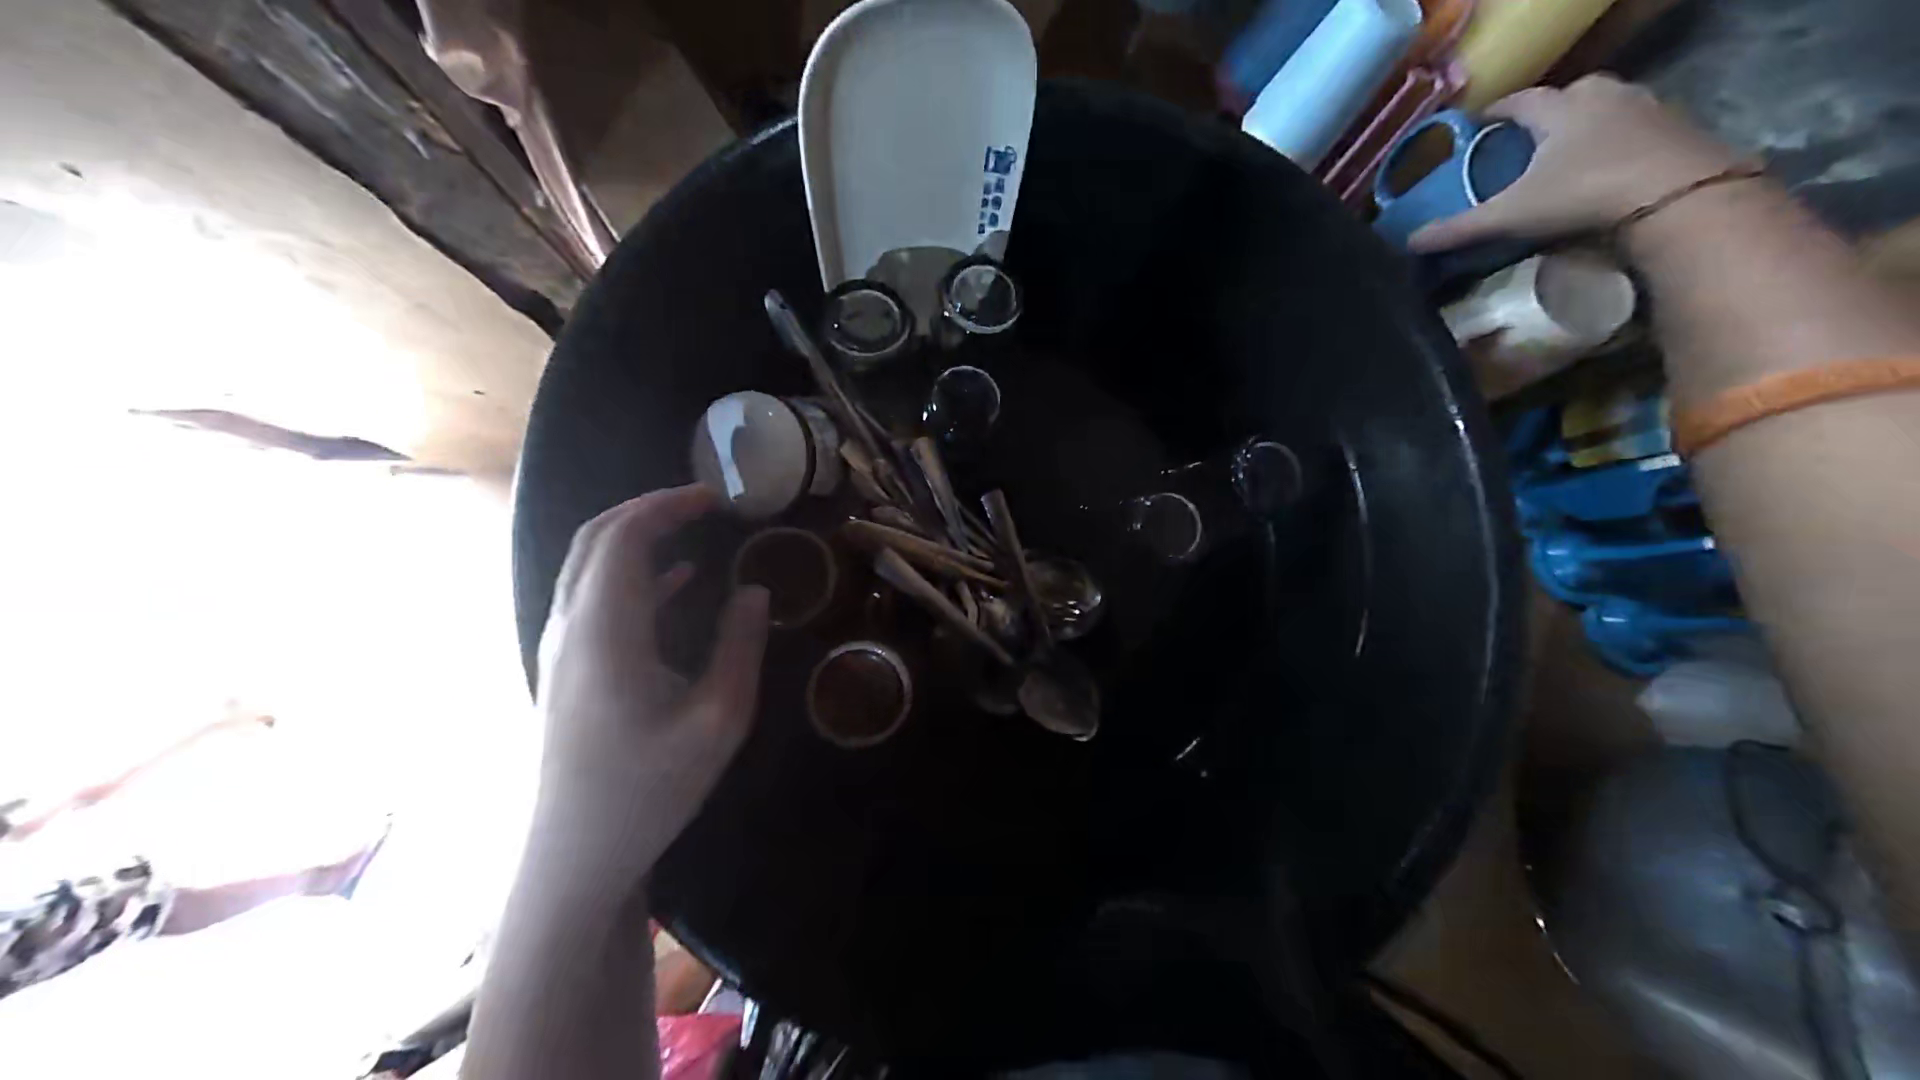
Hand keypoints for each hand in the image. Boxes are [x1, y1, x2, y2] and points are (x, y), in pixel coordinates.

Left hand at [533, 484, 769, 873]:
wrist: (578, 856)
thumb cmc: (650, 789)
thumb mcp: (718, 719)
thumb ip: (740, 646)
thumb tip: (754, 590)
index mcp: (605, 631)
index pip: (622, 538)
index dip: (665, 505)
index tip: (715, 497)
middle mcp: (572, 628)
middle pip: (595, 542)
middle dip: (647, 510)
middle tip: (702, 503)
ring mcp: (563, 649)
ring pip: (591, 569)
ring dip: (638, 539)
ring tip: (692, 529)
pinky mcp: (570, 670)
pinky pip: (597, 600)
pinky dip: (636, 576)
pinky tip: (679, 582)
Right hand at [1409, 75, 1744, 252]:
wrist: (1678, 195)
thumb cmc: (1582, 194)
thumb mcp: (1510, 216)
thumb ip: (1459, 228)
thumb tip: (1410, 242)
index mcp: (1560, 109)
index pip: (1519, 100)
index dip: (1495, 112)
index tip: (1478, 124)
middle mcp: (1604, 96)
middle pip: (1569, 95)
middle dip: (1546, 113)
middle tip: (1525, 139)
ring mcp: (1647, 107)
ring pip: (1605, 107)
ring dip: (1584, 124)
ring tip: (1562, 153)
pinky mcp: (1677, 127)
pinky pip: (1635, 127)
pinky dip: (1614, 141)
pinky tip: (1602, 167)